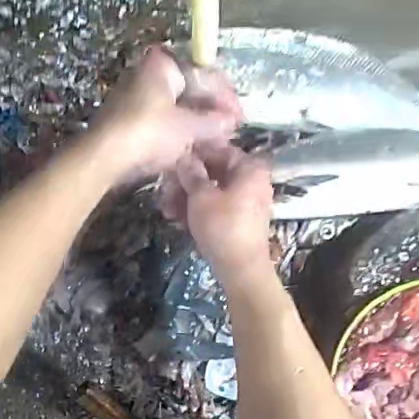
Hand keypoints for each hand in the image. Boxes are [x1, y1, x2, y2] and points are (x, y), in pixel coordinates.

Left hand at [86, 47, 243, 184]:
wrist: (105, 156)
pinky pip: (162, 123)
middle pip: (190, 92)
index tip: (241, 116)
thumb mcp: (188, 128)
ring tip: (216, 143)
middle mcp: (148, 74)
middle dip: (211, 113)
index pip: (205, 75)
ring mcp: (137, 98)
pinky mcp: (130, 121)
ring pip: (176, 110)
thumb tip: (231, 122)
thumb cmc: (150, 133)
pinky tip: (192, 150)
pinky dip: (179, 135)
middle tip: (230, 131)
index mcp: (164, 64)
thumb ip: (213, 123)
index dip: (226, 97)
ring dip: (197, 127)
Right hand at [160, 144, 274, 278]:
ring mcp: (248, 204)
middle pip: (215, 173)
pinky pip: (217, 209)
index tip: (173, 158)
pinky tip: (177, 219)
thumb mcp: (201, 196)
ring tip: (166, 208)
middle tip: (165, 188)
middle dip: (187, 181)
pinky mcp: (240, 222)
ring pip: (213, 193)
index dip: (195, 153)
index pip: (220, 150)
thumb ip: (192, 174)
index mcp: (250, 168)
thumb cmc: (222, 226)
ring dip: (188, 199)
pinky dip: (199, 211)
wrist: (241, 269)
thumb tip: (184, 158)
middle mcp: (253, 182)